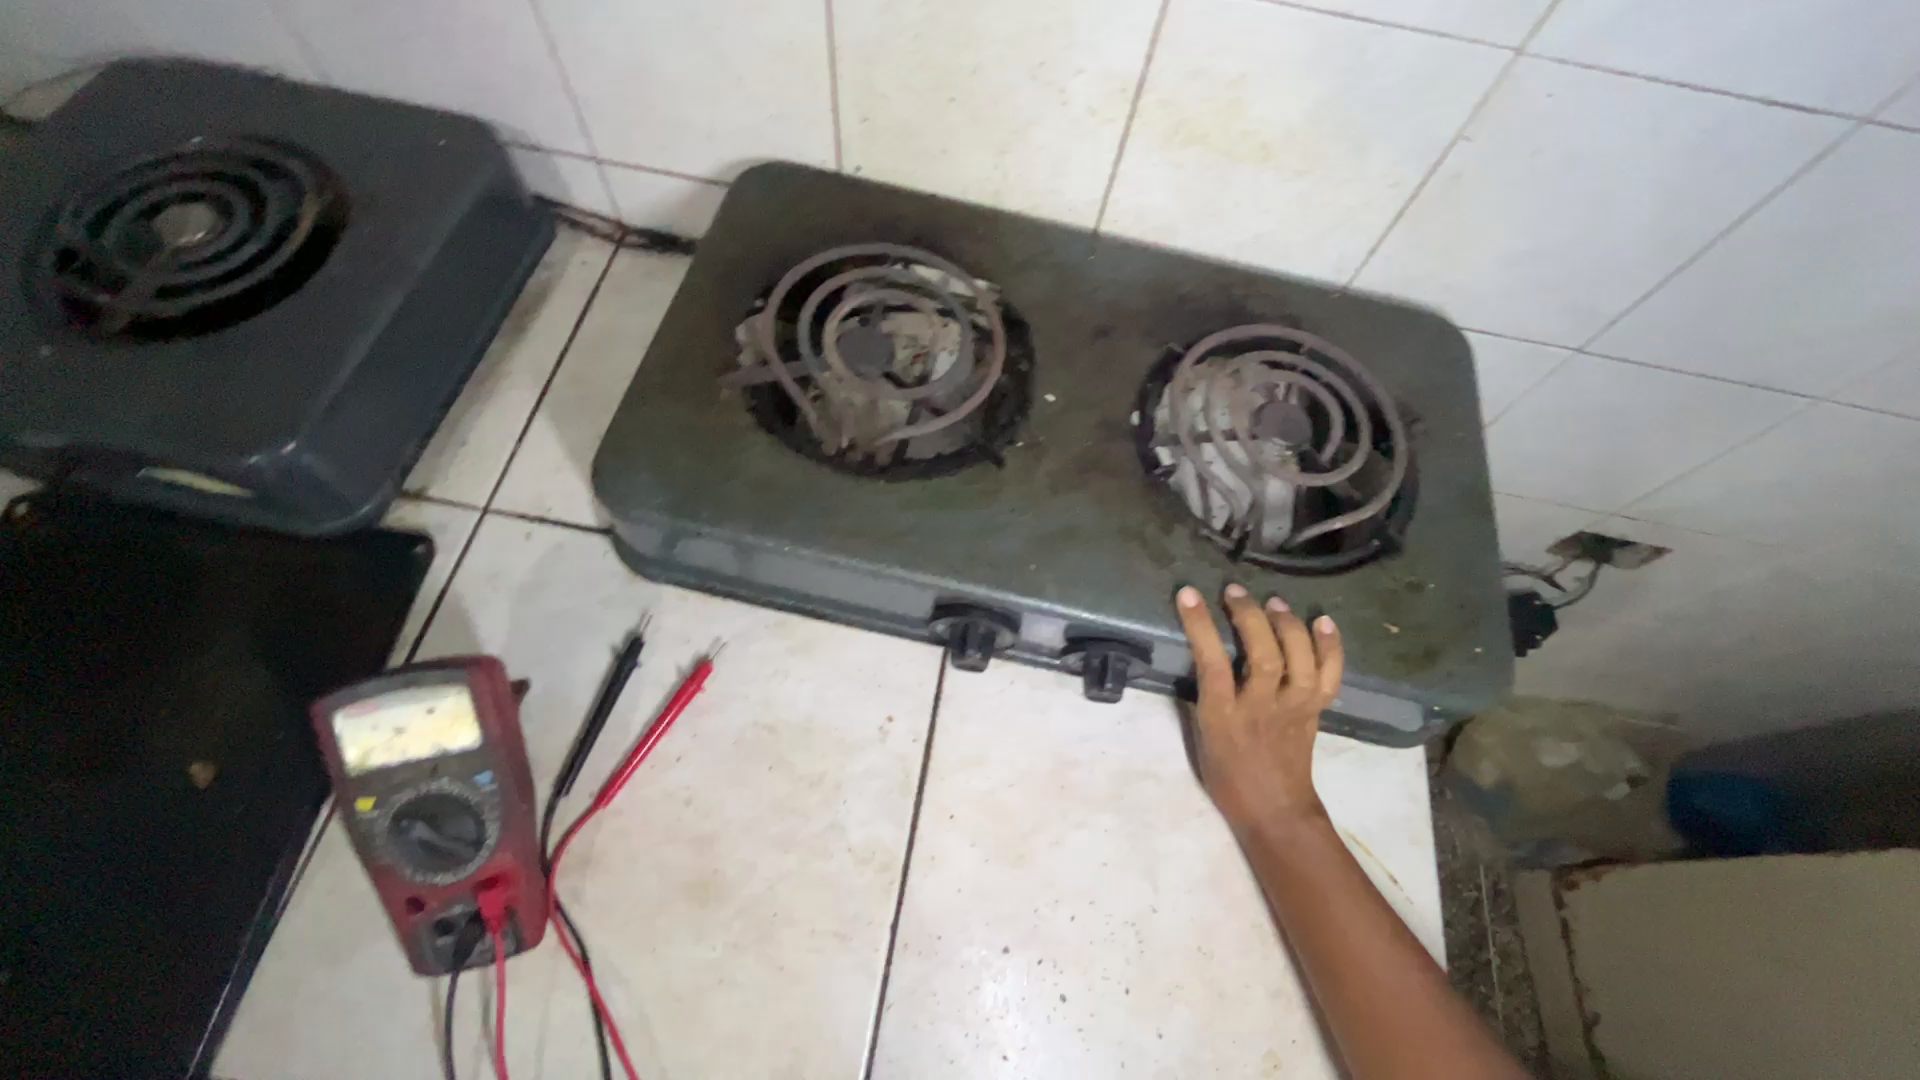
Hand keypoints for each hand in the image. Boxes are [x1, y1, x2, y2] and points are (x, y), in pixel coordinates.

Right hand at [1175, 584, 1343, 830]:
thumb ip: (1206, 693)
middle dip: (1250, 616)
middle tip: (1235, 592)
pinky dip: (1330, 647)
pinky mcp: (1315, 712)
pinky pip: (1329, 676)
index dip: (1200, 625)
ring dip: (1288, 625)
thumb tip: (1207, 652)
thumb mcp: (1202, 734)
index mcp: (1224, 717)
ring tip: (1274, 602)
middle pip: (1264, 655)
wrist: (1274, 809)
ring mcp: (1294, 709)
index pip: (1211, 663)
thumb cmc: (1227, 774)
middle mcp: (1261, 708)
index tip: (1188, 594)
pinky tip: (1322, 621)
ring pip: (1300, 660)